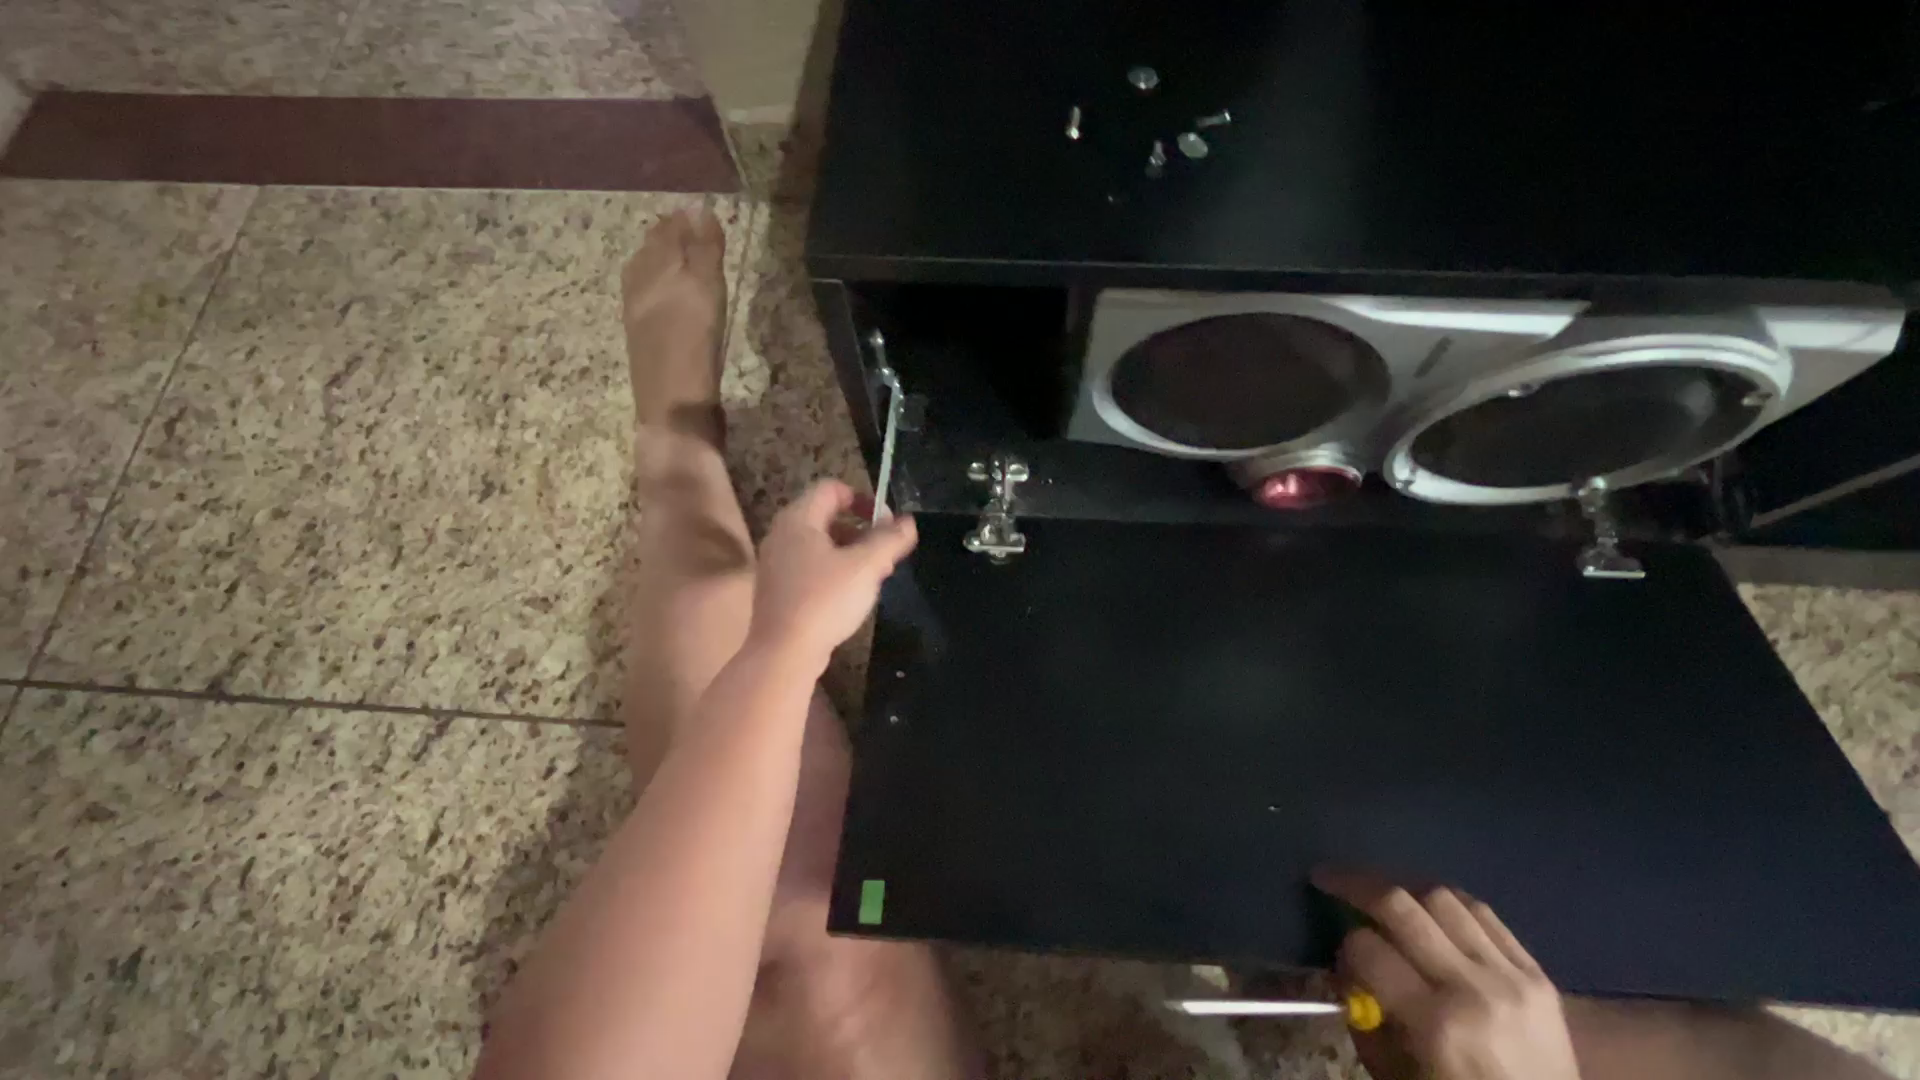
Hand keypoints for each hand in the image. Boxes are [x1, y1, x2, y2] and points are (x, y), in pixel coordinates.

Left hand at [748, 480, 917, 668]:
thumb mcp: (866, 567)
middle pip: (827, 516)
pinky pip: (811, 567)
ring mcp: (776, 563)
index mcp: (798, 519)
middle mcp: (781, 534)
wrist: (783, 653)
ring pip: (821, 544)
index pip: (832, 489)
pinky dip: (834, 571)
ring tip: (875, 576)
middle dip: (862, 530)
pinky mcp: (778, 589)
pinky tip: (851, 595)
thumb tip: (908, 522)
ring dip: (851, 552)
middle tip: (886, 552)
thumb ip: (889, 540)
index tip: (887, 523)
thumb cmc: (824, 601)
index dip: (864, 499)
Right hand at [1313, 868, 1581, 1079]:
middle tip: (1328, 876)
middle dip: (1355, 884)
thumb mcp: (1393, 1072)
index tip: (1340, 955)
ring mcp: (1511, 977)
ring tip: (1378, 889)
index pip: (1368, 950)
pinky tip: (1426, 903)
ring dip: (1401, 887)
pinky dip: (1447, 902)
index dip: (1344, 946)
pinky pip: (1484, 914)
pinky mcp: (1538, 973)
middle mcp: (1472, 989)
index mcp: (1435, 1024)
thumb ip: (1364, 1013)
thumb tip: (1347, 964)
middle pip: (1401, 907)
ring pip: (1442, 898)